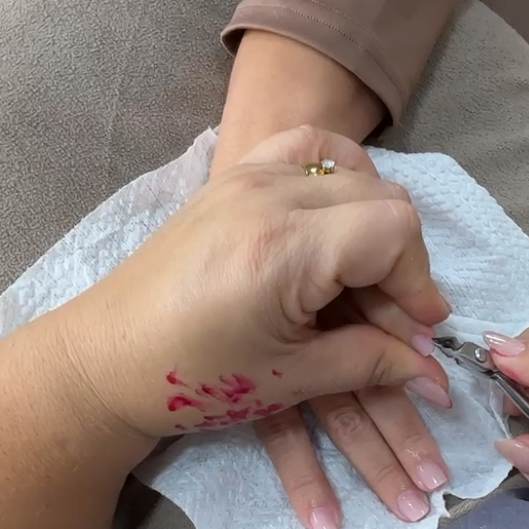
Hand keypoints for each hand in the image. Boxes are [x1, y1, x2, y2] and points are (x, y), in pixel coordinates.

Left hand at [211, 33, 450, 528]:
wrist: (103, 360)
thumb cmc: (192, 381)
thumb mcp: (288, 380)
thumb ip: (367, 361)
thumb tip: (425, 362)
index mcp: (287, 246)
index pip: (395, 229)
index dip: (420, 282)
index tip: (421, 330)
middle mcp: (271, 193)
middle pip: (381, 197)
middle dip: (402, 259)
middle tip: (395, 318)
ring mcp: (246, 176)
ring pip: (349, 168)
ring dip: (374, 218)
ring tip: (368, 274)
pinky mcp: (229, 178)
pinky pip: (302, 147)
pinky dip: (335, 174)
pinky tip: (333, 218)